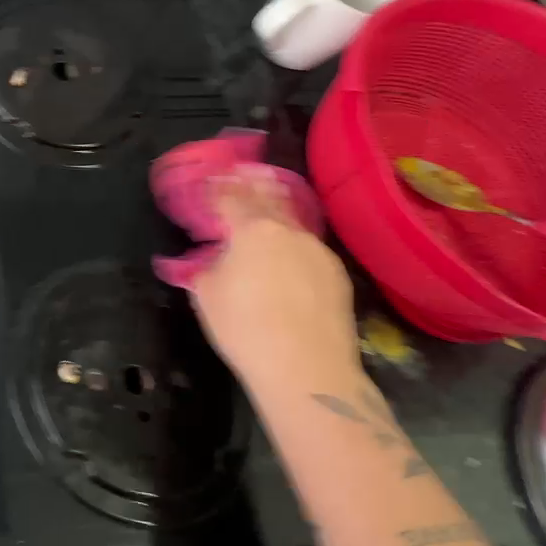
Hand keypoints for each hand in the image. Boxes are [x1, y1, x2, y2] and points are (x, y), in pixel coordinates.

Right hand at [190, 171, 362, 397]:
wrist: (307, 369)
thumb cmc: (244, 327)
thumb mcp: (206, 295)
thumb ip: (207, 267)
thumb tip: (214, 259)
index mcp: (251, 230)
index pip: (231, 197)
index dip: (220, 186)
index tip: (214, 178)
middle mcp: (288, 232)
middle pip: (269, 200)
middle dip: (254, 187)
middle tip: (246, 176)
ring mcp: (318, 253)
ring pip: (293, 226)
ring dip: (278, 218)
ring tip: (268, 219)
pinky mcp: (338, 276)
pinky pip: (310, 252)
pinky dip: (295, 248)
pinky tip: (289, 262)